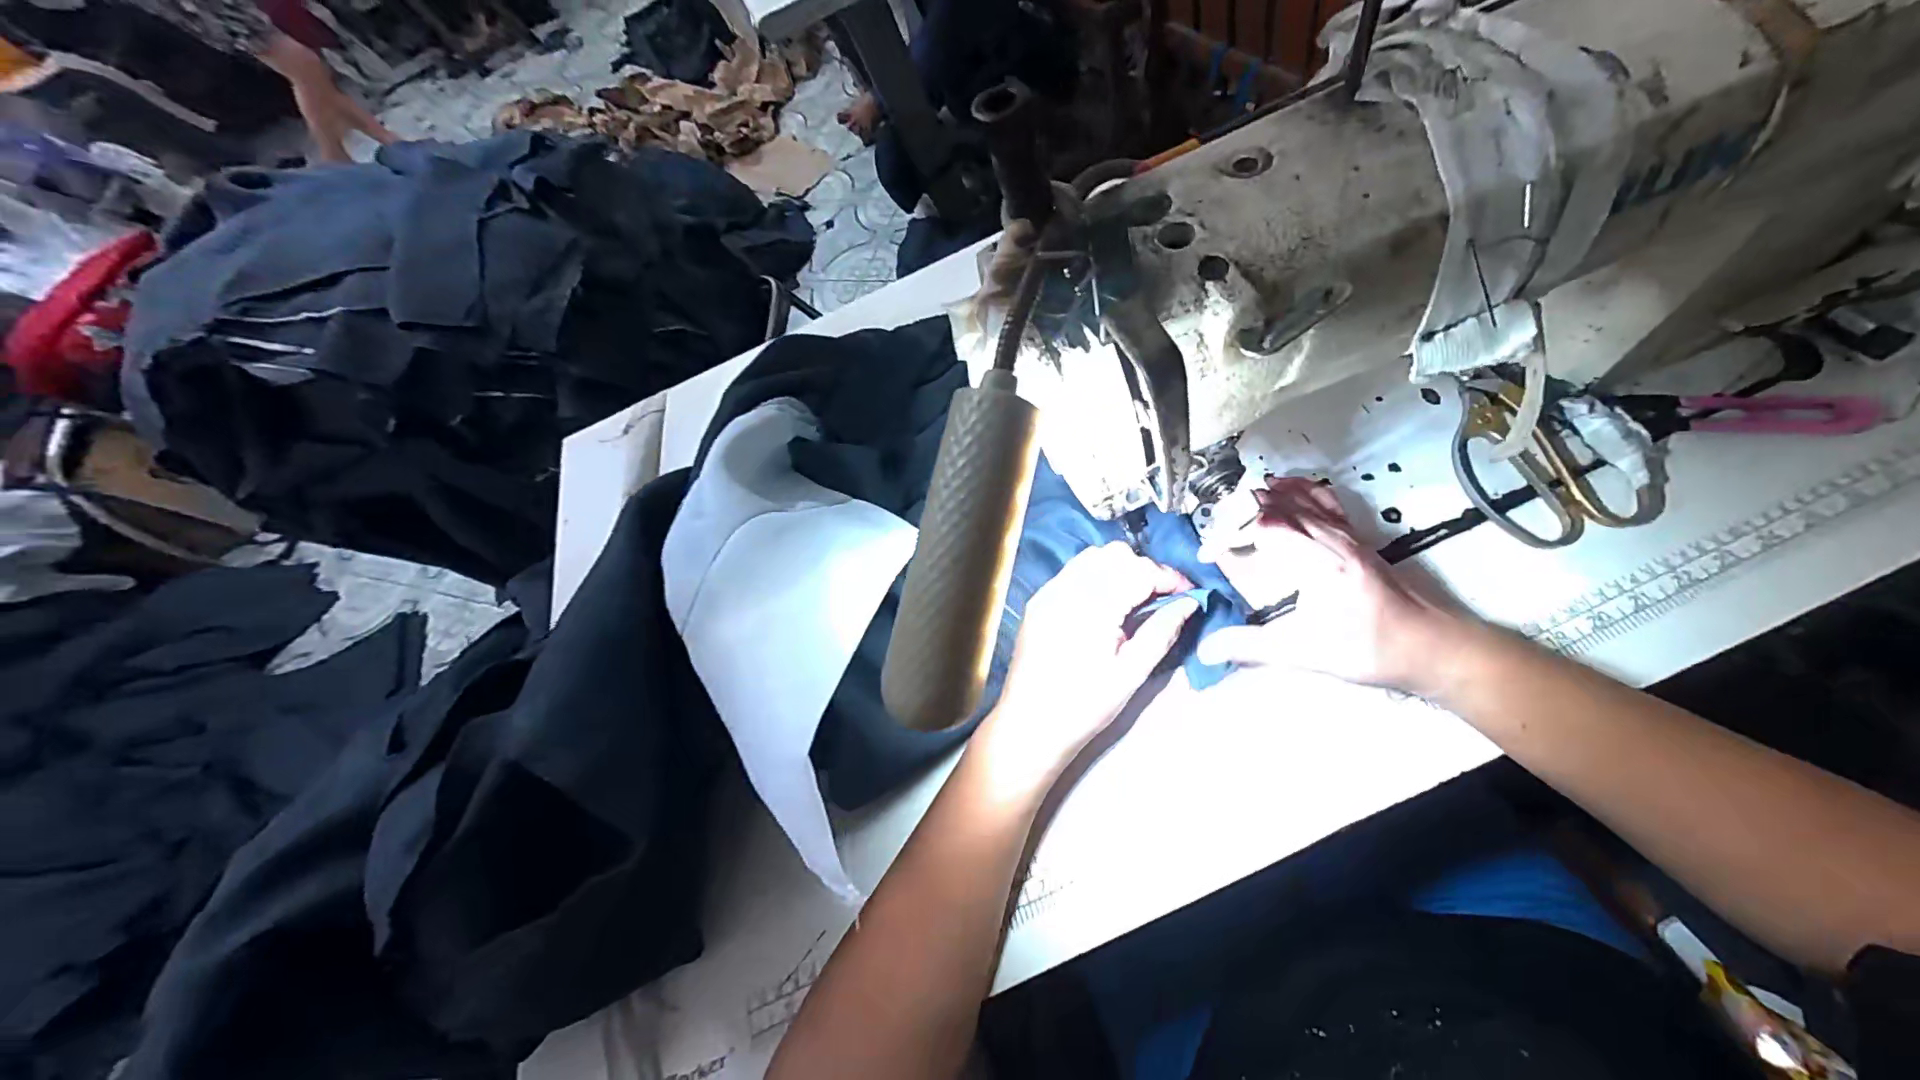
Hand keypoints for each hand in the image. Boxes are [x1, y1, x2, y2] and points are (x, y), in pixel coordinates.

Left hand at [974, 543, 1198, 794]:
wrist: (1029, 724)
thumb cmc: (1084, 706)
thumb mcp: (1131, 674)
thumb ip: (1161, 632)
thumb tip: (1189, 603)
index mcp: (1093, 608)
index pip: (1139, 570)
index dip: (1168, 577)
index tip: (1186, 593)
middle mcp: (1066, 590)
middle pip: (1115, 555)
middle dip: (1144, 568)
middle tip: (1161, 597)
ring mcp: (1047, 593)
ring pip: (1091, 558)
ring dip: (1118, 568)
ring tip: (1135, 599)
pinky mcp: (1037, 602)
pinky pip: (1071, 572)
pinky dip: (1094, 576)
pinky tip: (1104, 604)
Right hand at [1195, 477, 1459, 693]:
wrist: (1434, 647)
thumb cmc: (1373, 650)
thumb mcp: (1308, 653)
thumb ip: (1253, 648)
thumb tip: (1206, 649)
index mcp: (1320, 563)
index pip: (1266, 527)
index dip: (1231, 532)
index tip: (1208, 551)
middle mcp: (1333, 540)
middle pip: (1280, 506)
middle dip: (1239, 511)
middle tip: (1210, 524)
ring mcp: (1347, 535)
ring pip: (1301, 500)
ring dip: (1265, 497)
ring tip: (1235, 501)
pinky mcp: (1357, 538)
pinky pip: (1324, 501)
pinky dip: (1299, 490)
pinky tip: (1284, 487)